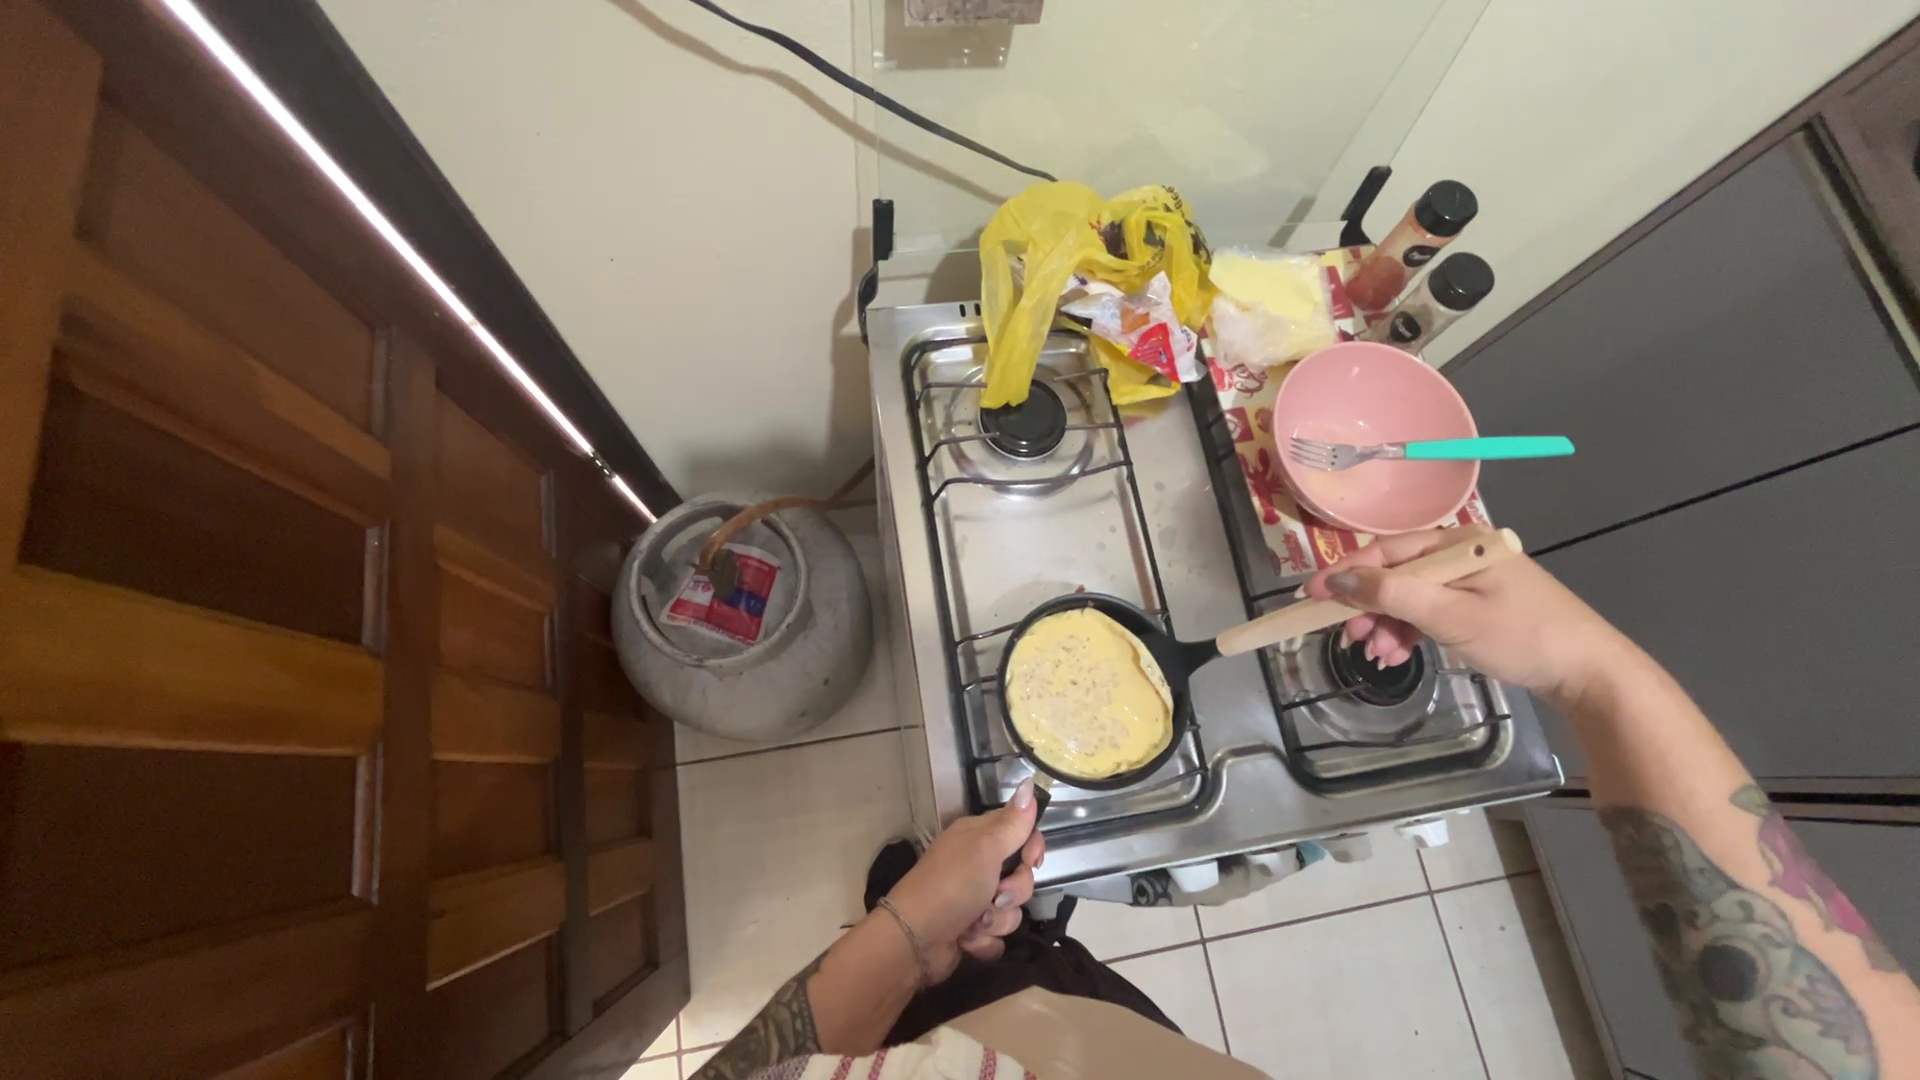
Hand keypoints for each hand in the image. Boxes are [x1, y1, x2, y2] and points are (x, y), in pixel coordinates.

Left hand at [883, 778, 1045, 980]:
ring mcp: (975, 899)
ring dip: (997, 920)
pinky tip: (966, 939)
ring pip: (1012, 909)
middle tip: (995, 895)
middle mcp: (978, 864)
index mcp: (979, 837)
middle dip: (1014, 891)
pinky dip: (985, 941)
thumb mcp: (985, 848)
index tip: (1031, 861)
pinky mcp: (973, 930)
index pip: (1021, 832)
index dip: (1032, 847)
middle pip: (1022, 875)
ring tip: (975, 922)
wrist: (914, 939)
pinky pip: (999, 936)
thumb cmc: (951, 885)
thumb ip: (1013, 822)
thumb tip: (1029, 782)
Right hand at [1299, 528, 1638, 708]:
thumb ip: (1391, 594)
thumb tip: (1336, 581)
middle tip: (1347, 637)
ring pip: (1405, 597)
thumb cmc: (1522, 637)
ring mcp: (1467, 581)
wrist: (1591, 675)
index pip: (1385, 551)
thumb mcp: (1450, 616)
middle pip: (1392, 574)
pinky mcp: (1474, 606)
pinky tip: (1396, 654)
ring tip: (1376, 654)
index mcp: (1457, 544)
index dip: (1344, 572)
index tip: (1309, 595)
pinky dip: (1405, 632)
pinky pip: (1425, 612)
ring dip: (1384, 624)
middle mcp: (1459, 555)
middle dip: (1365, 606)